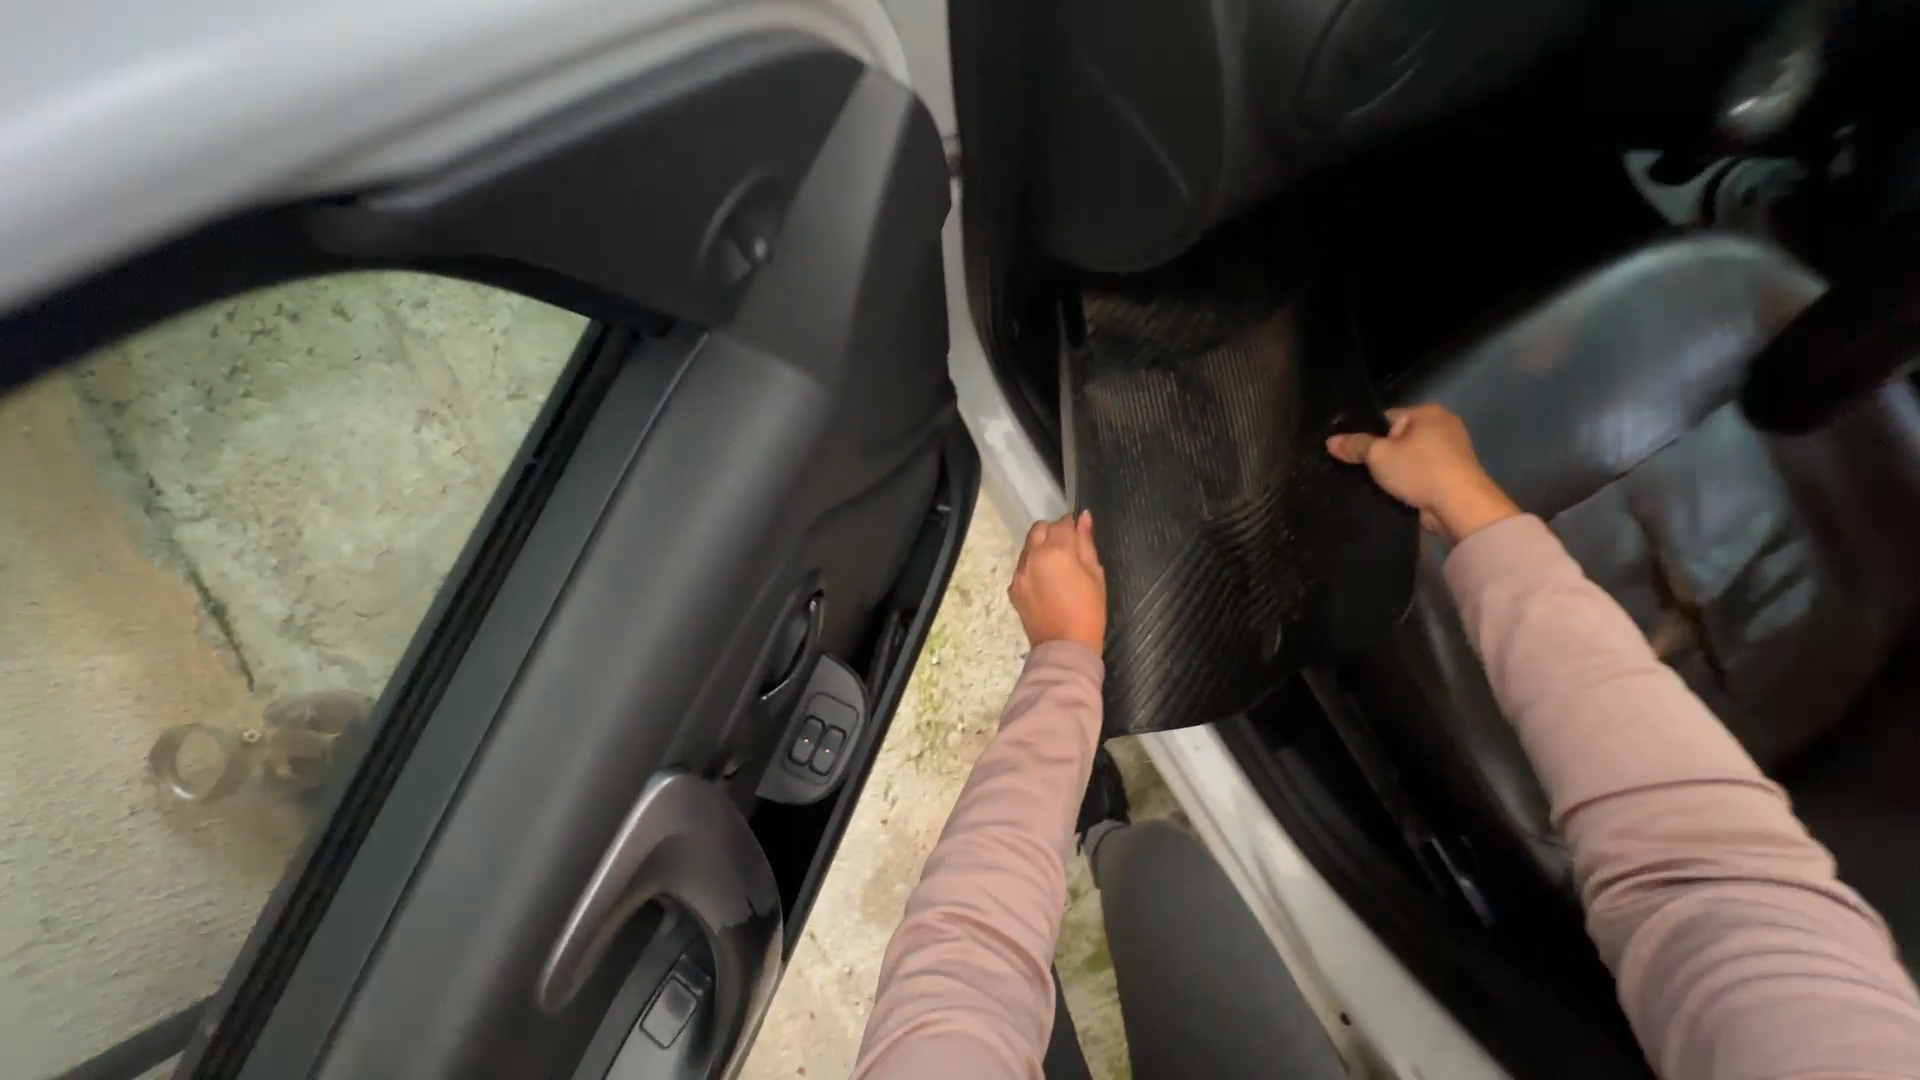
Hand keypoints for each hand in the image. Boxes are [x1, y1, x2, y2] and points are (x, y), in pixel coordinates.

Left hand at [1009, 511, 1106, 651]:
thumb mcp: (1095, 575)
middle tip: (1068, 550)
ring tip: (1057, 569)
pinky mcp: (1013, 588)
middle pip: (1039, 528)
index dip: (1072, 526)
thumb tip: (1083, 517)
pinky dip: (1033, 567)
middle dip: (1053, 532)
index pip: (1062, 523)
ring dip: (1041, 548)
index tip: (1079, 535)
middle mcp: (1033, 556)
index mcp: (1056, 551)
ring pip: (1028, 546)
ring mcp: (1019, 573)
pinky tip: (1046, 584)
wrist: (1065, 647)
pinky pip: (1022, 567)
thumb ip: (1086, 543)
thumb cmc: (1089, 612)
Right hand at [1325, 404, 1520, 542]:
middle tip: (1357, 470)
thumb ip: (1355, 445)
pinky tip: (1391, 492)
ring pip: (1408, 458)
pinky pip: (1420, 473)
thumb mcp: (1378, 455)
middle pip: (1398, 438)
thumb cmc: (1419, 470)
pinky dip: (1407, 481)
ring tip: (1371, 483)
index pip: (1386, 418)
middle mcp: (1443, 426)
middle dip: (1380, 454)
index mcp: (1428, 413)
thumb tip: (1330, 441)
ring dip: (1393, 470)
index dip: (1366, 435)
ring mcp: (1451, 451)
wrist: (1459, 506)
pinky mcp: (1452, 474)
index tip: (1351, 452)